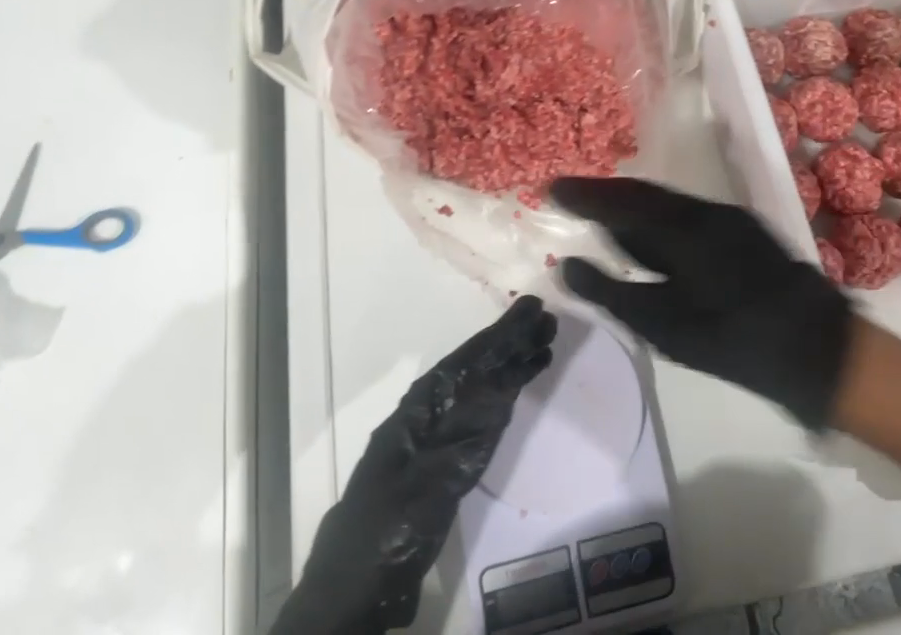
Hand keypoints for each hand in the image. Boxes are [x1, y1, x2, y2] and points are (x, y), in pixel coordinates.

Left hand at [274, 295, 557, 634]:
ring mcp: (433, 442)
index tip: (530, 311)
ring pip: (477, 392)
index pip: (464, 363)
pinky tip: (518, 392)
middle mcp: (425, 417)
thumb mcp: (427, 486)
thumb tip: (502, 391)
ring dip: (508, 368)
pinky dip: (502, 402)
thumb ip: (465, 440)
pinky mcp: (443, 467)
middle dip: (507, 345)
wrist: (355, 589)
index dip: (498, 336)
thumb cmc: (387, 533)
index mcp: (417, 413)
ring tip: (544, 347)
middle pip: (472, 371)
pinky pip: (480, 420)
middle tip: (545, 320)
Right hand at [550, 177, 853, 430]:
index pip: (620, 202)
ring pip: (666, 202)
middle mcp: (704, 212)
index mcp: (682, 229)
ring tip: (598, 213)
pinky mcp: (742, 232)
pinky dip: (655, 217)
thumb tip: (565, 266)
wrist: (816, 348)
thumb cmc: (733, 341)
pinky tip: (645, 234)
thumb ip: (611, 294)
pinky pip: (685, 213)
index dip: (582, 195)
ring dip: (629, 205)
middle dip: (602, 195)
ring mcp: (728, 219)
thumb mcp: (664, 327)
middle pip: (642, 194)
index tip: (549, 189)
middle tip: (567, 196)